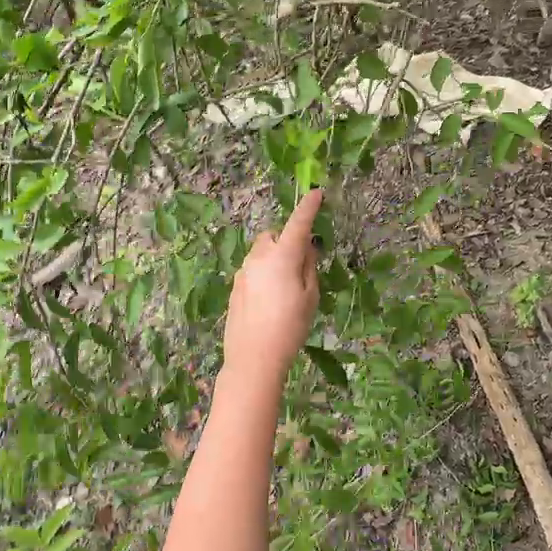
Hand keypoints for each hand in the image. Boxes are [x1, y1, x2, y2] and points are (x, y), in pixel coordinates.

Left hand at [224, 188, 323, 386]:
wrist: (253, 358)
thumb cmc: (289, 327)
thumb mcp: (310, 296)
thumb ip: (308, 267)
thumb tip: (306, 248)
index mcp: (282, 256)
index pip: (298, 223)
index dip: (308, 207)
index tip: (316, 192)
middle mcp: (259, 257)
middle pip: (273, 235)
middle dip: (286, 240)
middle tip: (301, 263)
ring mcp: (243, 271)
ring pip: (261, 252)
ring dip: (274, 257)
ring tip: (286, 287)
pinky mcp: (235, 286)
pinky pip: (253, 269)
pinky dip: (264, 273)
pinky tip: (270, 300)